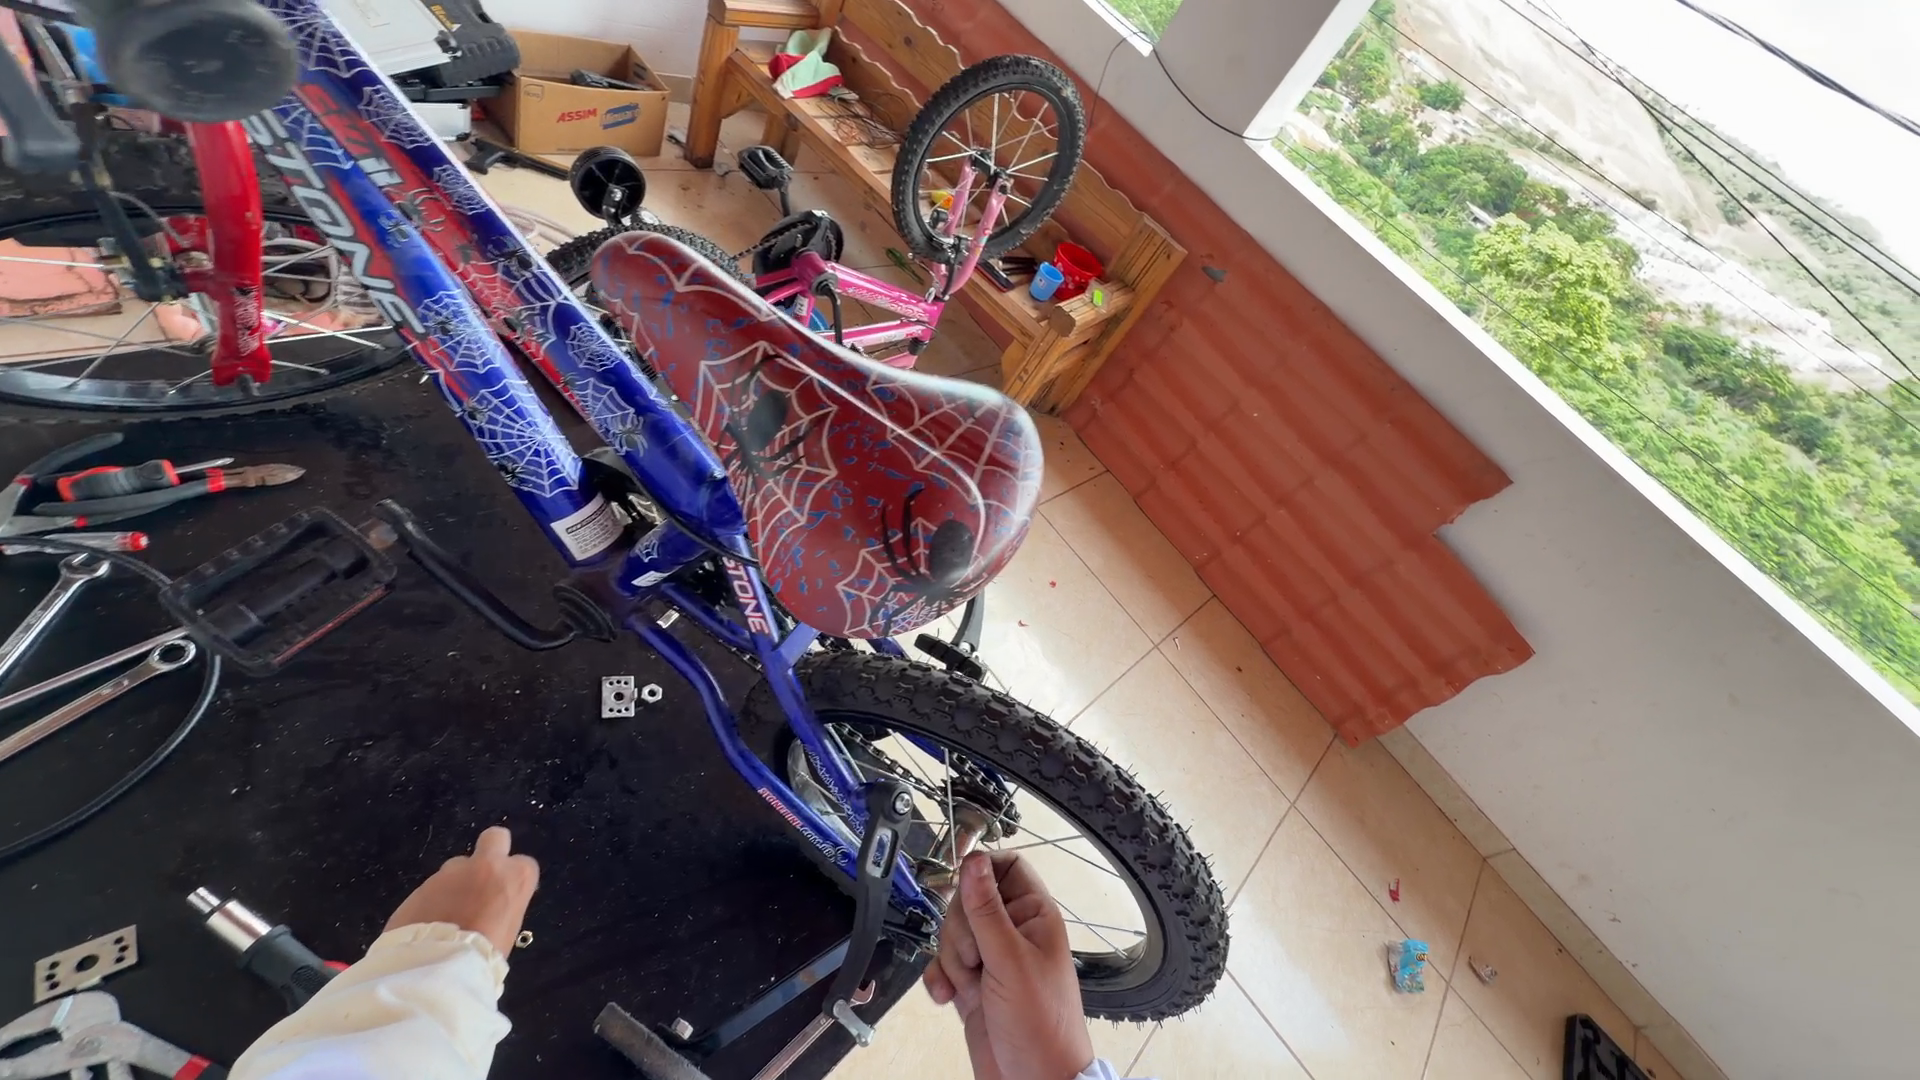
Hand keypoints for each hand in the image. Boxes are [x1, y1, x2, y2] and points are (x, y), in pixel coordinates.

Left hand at [385, 826, 539, 956]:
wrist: (437, 967)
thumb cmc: (485, 952)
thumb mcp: (508, 927)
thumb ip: (502, 904)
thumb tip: (491, 906)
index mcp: (516, 875)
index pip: (523, 864)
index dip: (513, 879)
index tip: (504, 897)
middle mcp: (486, 865)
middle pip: (494, 838)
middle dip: (489, 852)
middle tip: (480, 878)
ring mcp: (450, 874)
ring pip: (455, 869)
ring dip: (454, 884)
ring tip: (445, 915)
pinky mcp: (420, 888)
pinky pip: (430, 890)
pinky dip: (431, 902)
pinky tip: (426, 926)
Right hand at [922, 851, 1094, 1079]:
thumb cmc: (1038, 1022)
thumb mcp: (1010, 960)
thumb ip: (986, 909)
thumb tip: (973, 858)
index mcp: (1033, 915)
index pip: (1006, 867)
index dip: (982, 870)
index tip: (962, 888)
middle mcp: (1011, 931)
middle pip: (969, 900)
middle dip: (961, 929)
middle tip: (977, 958)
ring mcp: (990, 959)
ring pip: (953, 933)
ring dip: (952, 959)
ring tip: (971, 985)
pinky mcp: (972, 985)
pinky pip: (943, 964)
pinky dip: (940, 979)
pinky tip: (948, 997)